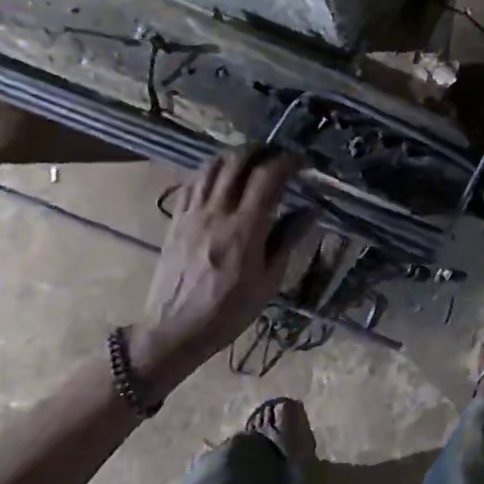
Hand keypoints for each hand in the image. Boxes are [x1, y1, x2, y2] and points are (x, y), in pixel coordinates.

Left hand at [136, 149, 315, 383]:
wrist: (173, 332)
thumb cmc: (229, 311)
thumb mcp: (269, 282)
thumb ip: (288, 240)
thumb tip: (309, 211)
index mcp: (245, 230)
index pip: (268, 178)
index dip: (289, 162)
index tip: (303, 163)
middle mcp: (217, 214)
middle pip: (237, 162)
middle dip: (262, 151)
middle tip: (279, 156)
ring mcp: (192, 215)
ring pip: (212, 167)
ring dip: (236, 157)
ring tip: (252, 163)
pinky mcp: (175, 221)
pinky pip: (193, 183)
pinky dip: (211, 172)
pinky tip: (222, 180)